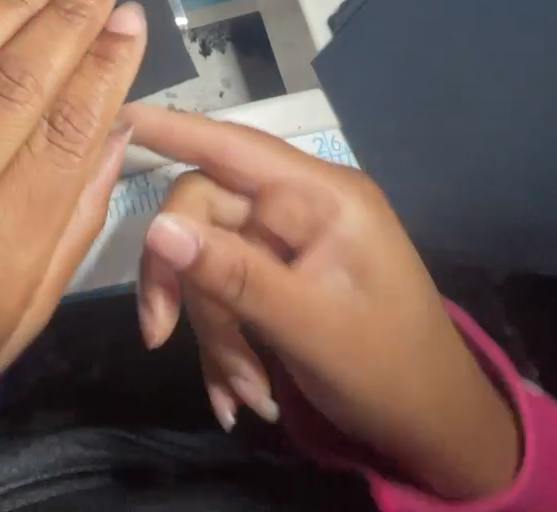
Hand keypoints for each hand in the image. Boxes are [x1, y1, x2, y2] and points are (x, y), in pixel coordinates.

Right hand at [126, 105, 521, 500]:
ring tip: (243, 394)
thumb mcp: (310, 328)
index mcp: (319, 196)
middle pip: (201, 213)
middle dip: (186, 284)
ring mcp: (284, 238)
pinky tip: (237, 391)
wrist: (439, 436)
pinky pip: (220, 287)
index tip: (117, 119)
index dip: (171, 129)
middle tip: (162, 339)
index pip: (230, 146)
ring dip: (210, 328)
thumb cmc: (392, 373)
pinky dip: (221, 340)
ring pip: (203, 257)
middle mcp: (296, 204)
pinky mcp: (273, 272)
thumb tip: (156, 229)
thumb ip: (232, 275)